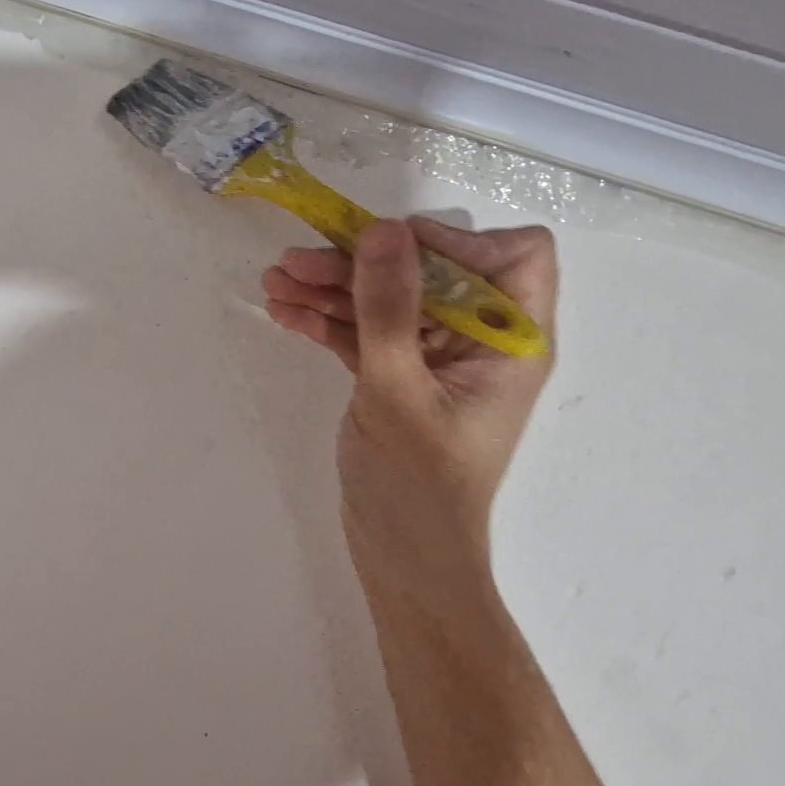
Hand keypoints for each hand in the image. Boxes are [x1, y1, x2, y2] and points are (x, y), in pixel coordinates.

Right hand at [261, 217, 558, 609]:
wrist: (401, 557)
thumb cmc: (417, 484)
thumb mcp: (398, 392)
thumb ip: (389, 309)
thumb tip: (383, 228)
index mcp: (509, 341)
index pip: (511, 256)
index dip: (453, 241)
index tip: (386, 251)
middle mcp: (477, 341)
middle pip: (427, 272)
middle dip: (361, 263)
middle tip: (295, 261)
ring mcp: (432, 359)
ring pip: (386, 300)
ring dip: (331, 289)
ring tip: (273, 281)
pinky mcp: (394, 376)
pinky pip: (363, 332)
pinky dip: (327, 320)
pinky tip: (283, 312)